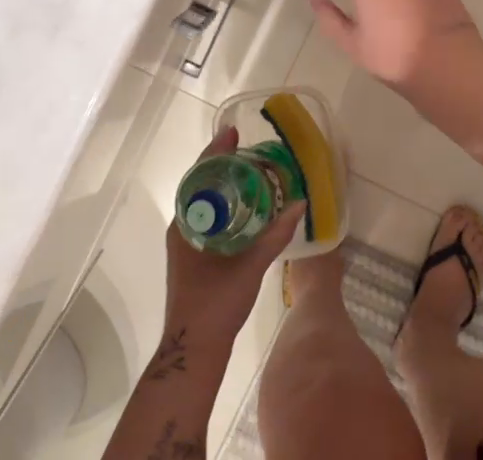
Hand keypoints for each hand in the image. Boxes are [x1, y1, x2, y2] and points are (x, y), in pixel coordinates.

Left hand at [164, 126, 305, 338]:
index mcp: (186, 224)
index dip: (216, 152)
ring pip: (205, 203)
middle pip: (201, 185)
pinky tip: (248, 210)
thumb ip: (275, 235)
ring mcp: (187, 243)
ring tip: (252, 171)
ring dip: (225, 186)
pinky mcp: (195, 257)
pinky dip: (227, 206)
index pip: (199, 175)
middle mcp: (182, 228)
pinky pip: (210, 219)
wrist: (194, 349)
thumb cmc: (215, 305)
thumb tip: (299, 204)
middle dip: (223, 165)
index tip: (233, 132)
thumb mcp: (249, 266)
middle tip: (249, 148)